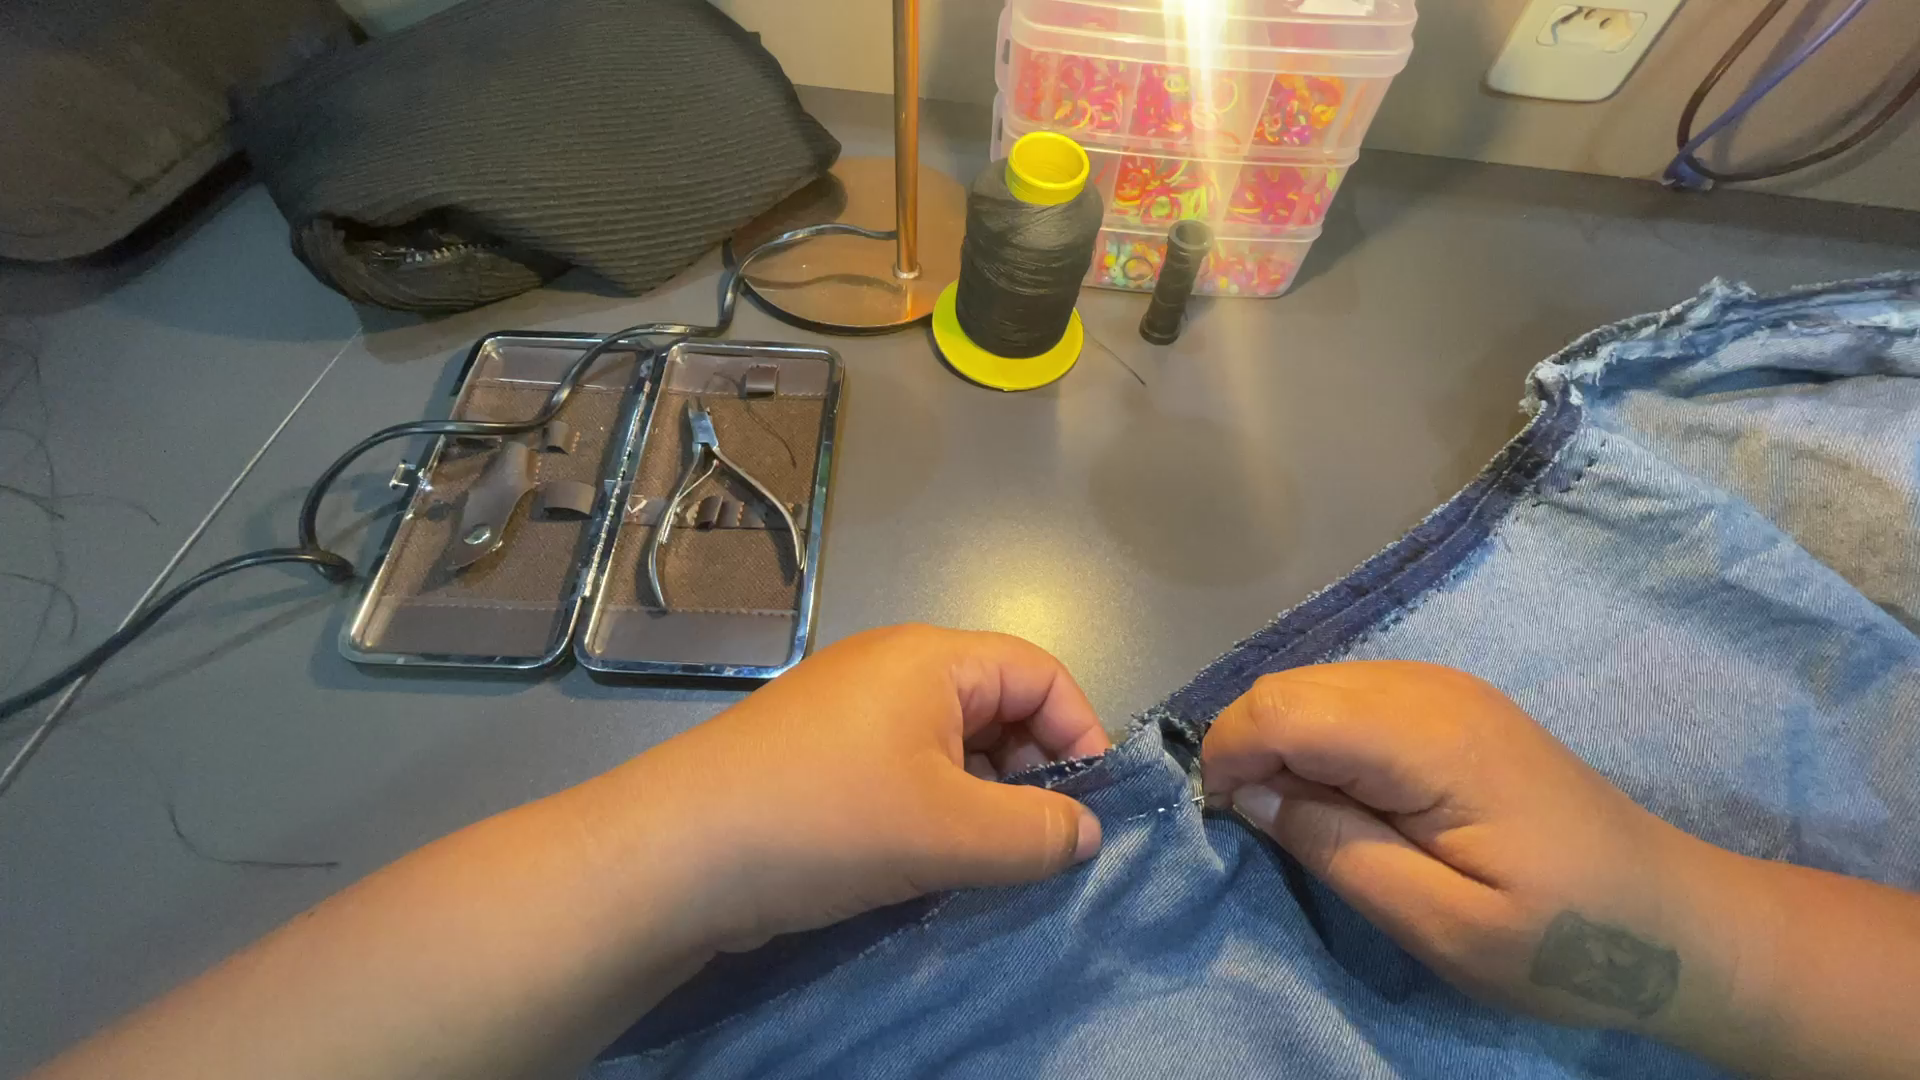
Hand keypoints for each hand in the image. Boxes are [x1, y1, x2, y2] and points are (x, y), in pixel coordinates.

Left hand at [596, 625, 1111, 952]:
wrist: (673, 854)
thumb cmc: (825, 818)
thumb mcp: (947, 830)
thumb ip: (1036, 831)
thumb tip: (1089, 831)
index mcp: (932, 658)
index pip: (1039, 673)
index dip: (1079, 732)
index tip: (1091, 808)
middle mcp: (897, 669)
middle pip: (999, 704)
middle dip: (1034, 770)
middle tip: (1041, 844)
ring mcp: (856, 711)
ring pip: (955, 743)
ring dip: (987, 797)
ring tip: (992, 860)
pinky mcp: (828, 754)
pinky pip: (911, 768)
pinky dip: (940, 807)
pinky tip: (937, 858)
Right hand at [1200, 662, 1729, 1030]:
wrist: (1679, 921)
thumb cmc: (1563, 938)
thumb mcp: (1438, 924)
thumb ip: (1332, 846)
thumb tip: (1247, 792)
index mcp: (1426, 736)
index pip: (1281, 710)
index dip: (1229, 754)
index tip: (1225, 814)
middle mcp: (1421, 685)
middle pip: (1284, 687)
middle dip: (1246, 746)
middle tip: (1259, 818)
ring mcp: (1432, 682)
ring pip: (1303, 684)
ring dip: (1275, 740)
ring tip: (1299, 808)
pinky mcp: (1436, 695)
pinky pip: (1336, 694)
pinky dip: (1309, 733)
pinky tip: (1338, 786)